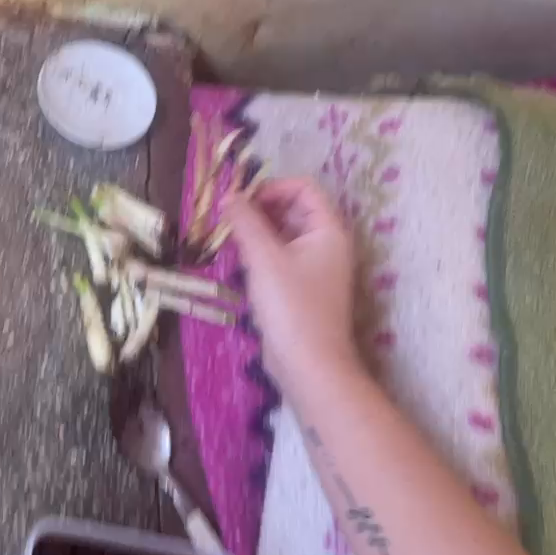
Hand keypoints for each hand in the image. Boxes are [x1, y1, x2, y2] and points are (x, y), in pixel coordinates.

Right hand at [225, 178, 360, 382]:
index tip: (242, 201)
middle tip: (228, 218)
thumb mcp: (264, 257)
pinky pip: (279, 254)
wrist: (309, 367)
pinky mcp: (300, 286)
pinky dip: (259, 250)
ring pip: (282, 232)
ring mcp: (314, 266)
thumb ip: (245, 221)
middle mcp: (326, 244)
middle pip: (292, 208)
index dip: (272, 187)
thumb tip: (228, 195)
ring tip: (229, 238)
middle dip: (259, 208)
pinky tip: (239, 260)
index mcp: (328, 231)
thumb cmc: (291, 306)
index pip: (303, 188)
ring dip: (256, 229)